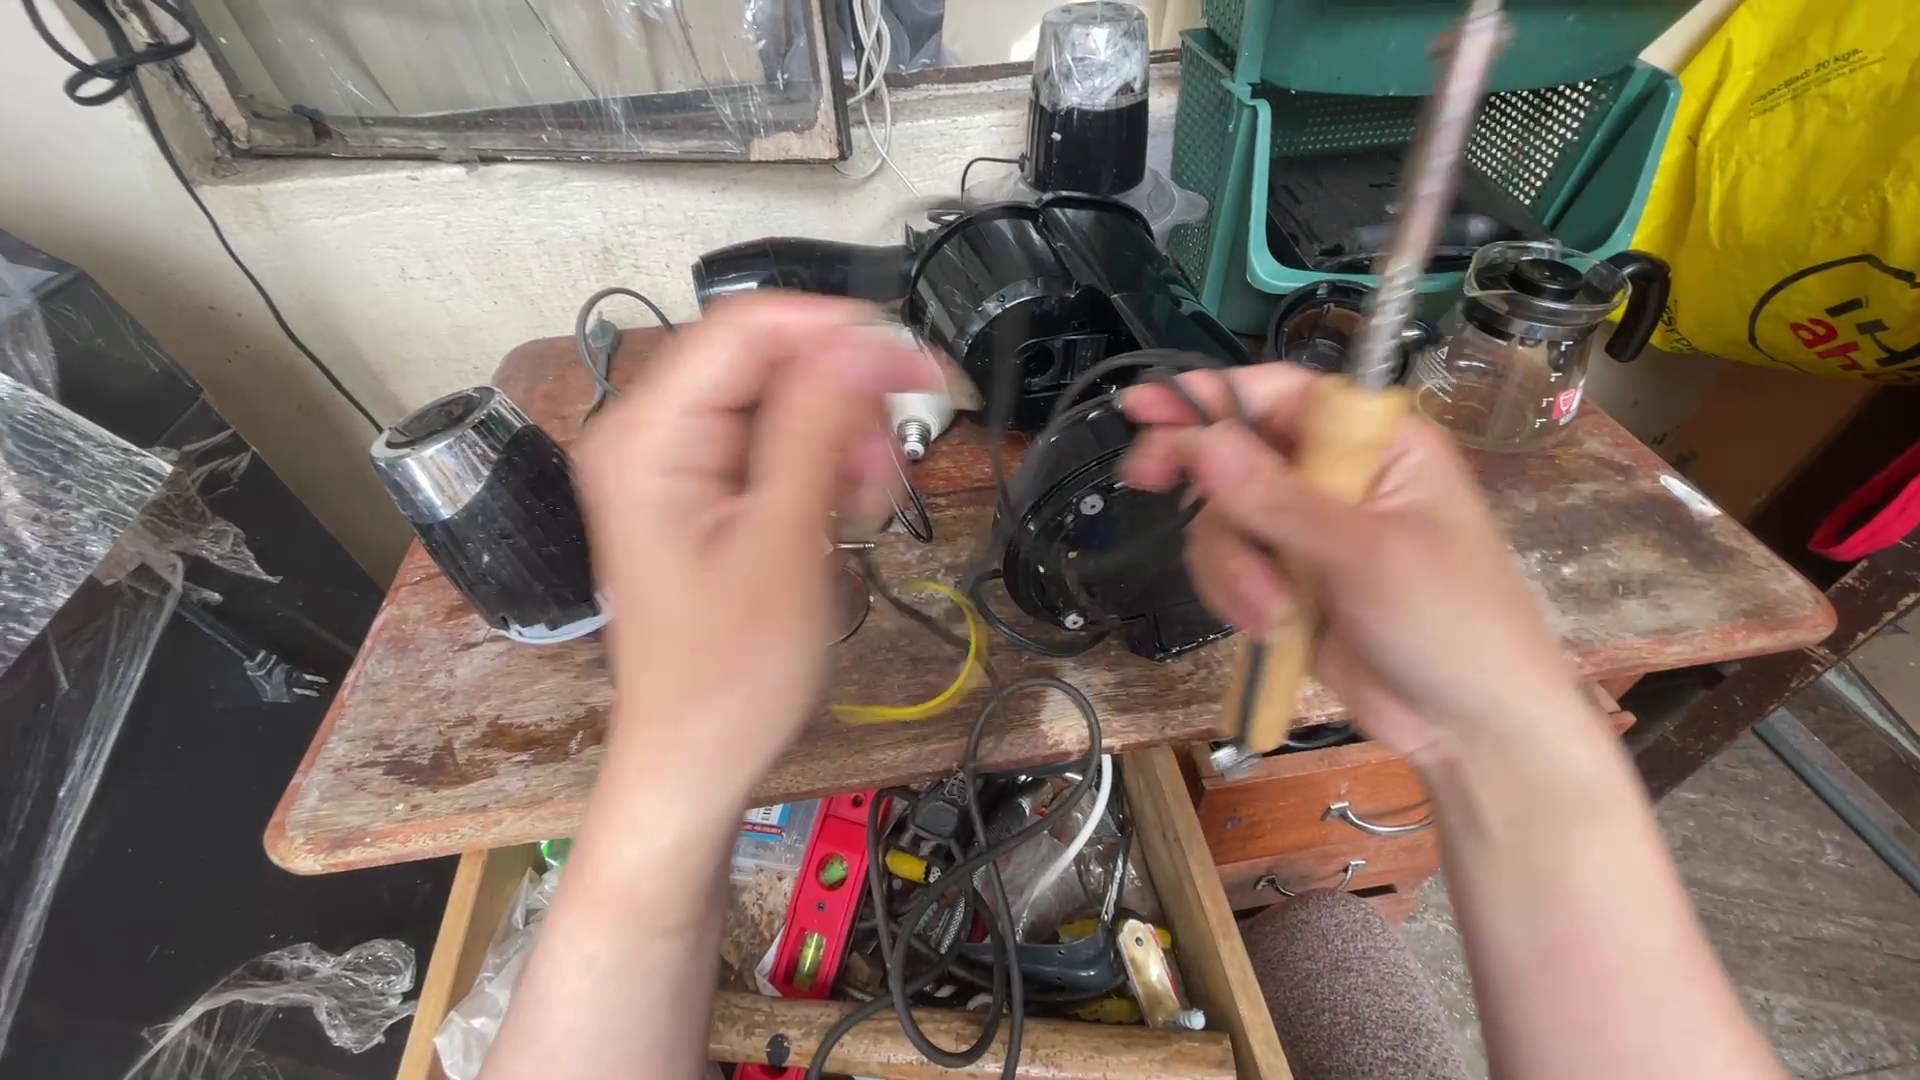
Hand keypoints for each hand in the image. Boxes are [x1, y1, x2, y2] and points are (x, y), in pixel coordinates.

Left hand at [573, 293, 924, 806]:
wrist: (698, 754)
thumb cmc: (729, 674)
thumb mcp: (785, 543)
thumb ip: (818, 429)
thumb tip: (865, 343)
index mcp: (650, 437)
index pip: (746, 329)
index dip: (835, 330)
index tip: (910, 359)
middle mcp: (654, 437)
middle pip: (768, 364)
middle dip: (844, 396)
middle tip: (895, 449)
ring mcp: (681, 466)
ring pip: (783, 404)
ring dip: (843, 436)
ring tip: (872, 496)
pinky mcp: (708, 495)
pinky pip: (777, 448)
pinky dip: (825, 466)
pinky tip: (849, 508)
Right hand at [1119, 363, 1586, 759]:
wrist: (1466, 727)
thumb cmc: (1450, 624)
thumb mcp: (1365, 554)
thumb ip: (1277, 498)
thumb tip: (1202, 441)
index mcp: (1373, 446)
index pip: (1279, 396)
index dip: (1210, 395)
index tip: (1145, 407)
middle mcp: (1332, 479)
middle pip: (1234, 456)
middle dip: (1204, 487)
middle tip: (1143, 480)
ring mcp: (1302, 533)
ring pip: (1221, 520)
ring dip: (1232, 566)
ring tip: (1271, 611)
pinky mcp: (1281, 581)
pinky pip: (1226, 566)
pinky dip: (1233, 594)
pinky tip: (1270, 625)